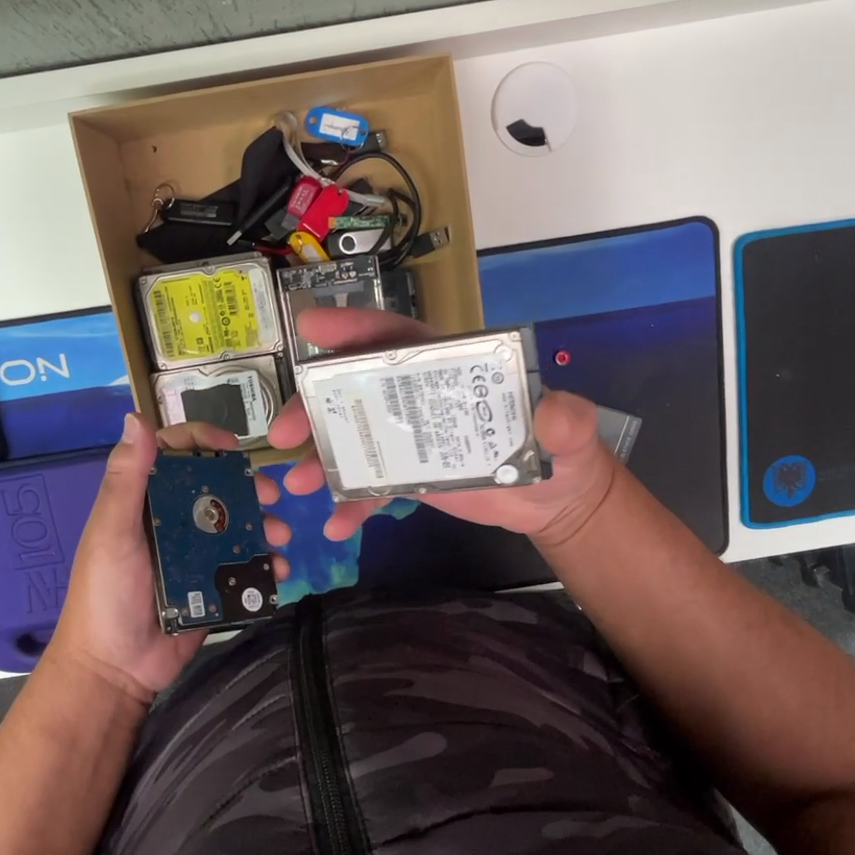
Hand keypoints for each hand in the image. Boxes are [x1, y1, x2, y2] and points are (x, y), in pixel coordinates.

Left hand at [49, 413, 287, 705]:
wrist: (114, 669)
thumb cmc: (105, 595)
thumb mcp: (112, 534)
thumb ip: (126, 480)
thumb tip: (136, 416)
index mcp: (142, 501)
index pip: (174, 453)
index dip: (203, 440)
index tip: (233, 446)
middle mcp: (171, 521)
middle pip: (216, 486)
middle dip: (248, 485)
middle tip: (271, 494)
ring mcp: (194, 554)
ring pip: (237, 525)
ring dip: (264, 524)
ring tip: (281, 535)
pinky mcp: (213, 585)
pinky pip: (246, 565)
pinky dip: (267, 563)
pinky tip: (280, 569)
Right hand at [266, 307, 619, 544]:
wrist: (554, 500)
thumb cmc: (561, 450)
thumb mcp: (571, 431)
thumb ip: (566, 419)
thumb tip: (554, 412)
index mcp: (450, 368)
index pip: (399, 339)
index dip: (355, 328)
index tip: (313, 327)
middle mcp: (419, 396)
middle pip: (355, 388)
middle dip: (313, 404)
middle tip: (283, 433)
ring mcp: (409, 438)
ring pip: (352, 438)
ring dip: (319, 458)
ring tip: (296, 483)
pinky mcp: (408, 476)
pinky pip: (370, 488)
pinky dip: (351, 506)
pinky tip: (336, 526)